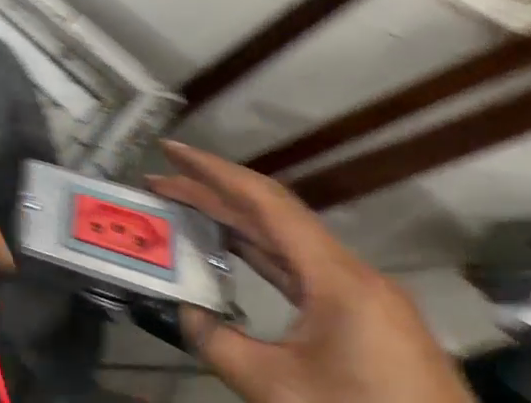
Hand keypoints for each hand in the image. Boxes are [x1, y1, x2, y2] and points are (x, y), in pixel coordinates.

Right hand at [147, 142, 473, 402]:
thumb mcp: (276, 387)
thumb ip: (216, 342)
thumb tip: (180, 312)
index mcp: (338, 278)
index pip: (265, 203)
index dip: (213, 171)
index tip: (170, 150)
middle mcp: (356, 275)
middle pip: (275, 217)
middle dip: (213, 195)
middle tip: (160, 183)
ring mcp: (367, 299)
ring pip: (290, 244)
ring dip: (236, 224)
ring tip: (184, 209)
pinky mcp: (370, 323)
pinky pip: (304, 271)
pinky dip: (262, 255)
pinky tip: (233, 252)